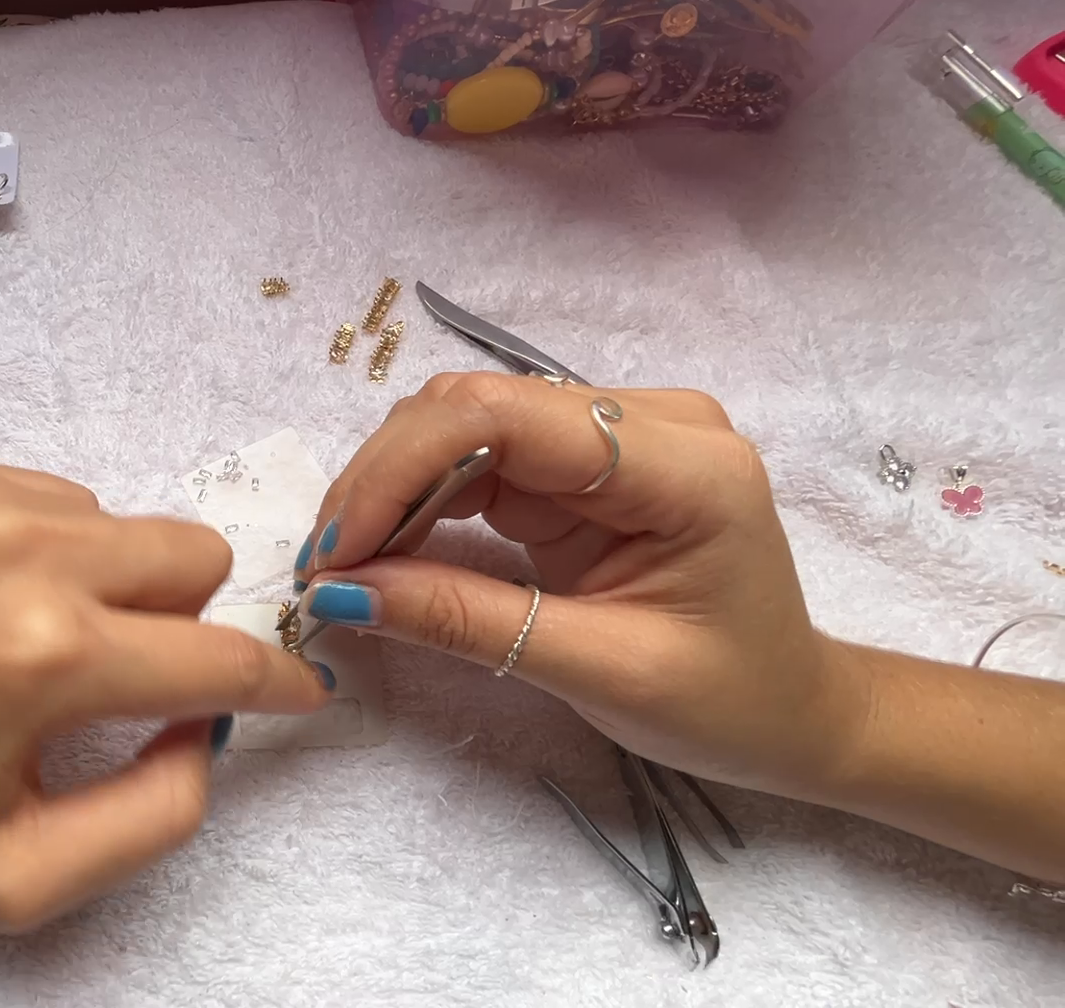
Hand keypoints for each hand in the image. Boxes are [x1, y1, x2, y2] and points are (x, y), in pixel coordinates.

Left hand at [0, 456, 332, 930]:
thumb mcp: (28, 876)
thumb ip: (158, 813)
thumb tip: (208, 722)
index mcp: (46, 658)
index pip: (218, 657)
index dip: (276, 680)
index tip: (299, 688)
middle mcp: (22, 553)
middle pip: (193, 553)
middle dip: (186, 619)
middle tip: (126, 668)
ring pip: (127, 526)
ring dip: (113, 585)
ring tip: (35, 636)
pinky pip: (63, 501)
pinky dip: (56, 552)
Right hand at [291, 372, 867, 798]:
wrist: (791, 708)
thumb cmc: (726, 702)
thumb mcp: (596, 671)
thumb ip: (464, 620)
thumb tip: (340, 592)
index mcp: (680, 465)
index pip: (500, 418)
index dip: (398, 472)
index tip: (335, 552)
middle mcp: (638, 421)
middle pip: (464, 409)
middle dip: (378, 482)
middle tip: (325, 566)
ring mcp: (600, 432)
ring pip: (450, 423)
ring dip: (383, 488)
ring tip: (344, 560)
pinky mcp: (565, 459)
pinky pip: (462, 456)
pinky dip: (408, 499)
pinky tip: (383, 543)